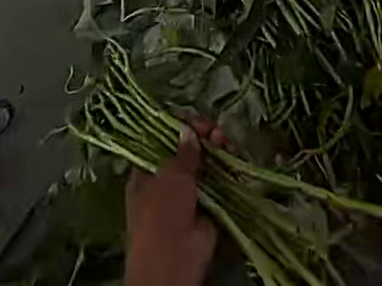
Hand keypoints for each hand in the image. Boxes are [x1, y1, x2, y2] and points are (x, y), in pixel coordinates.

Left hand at [124, 121, 225, 285]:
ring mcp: (190, 192)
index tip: (194, 120)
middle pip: (189, 149)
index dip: (180, 127)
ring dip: (218, 148)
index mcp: (148, 172)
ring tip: (225, 142)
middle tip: (214, 131)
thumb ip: (183, 152)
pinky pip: (222, 179)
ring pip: (208, 162)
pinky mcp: (211, 204)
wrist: (174, 262)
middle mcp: (168, 180)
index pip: (164, 140)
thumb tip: (190, 131)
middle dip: (203, 136)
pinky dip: (229, 166)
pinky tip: (234, 154)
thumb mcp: (169, 176)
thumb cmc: (161, 214)